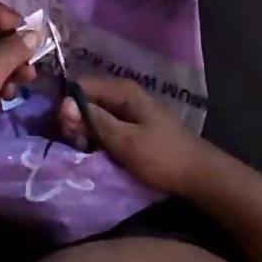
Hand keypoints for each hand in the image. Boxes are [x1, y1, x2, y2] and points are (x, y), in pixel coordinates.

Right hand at [58, 76, 225, 195]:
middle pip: (86, 99)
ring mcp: (128, 110)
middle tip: (77, 144)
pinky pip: (105, 125)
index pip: (81, 86)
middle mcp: (124, 94)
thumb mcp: (125, 141)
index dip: (68, 106)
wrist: (198, 175)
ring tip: (85, 151)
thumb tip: (63, 105)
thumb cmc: (163, 157)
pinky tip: (95, 152)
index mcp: (123, 91)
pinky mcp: (131, 125)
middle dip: (76, 120)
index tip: (65, 130)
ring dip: (85, 131)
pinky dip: (97, 137)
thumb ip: (95, 121)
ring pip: (94, 114)